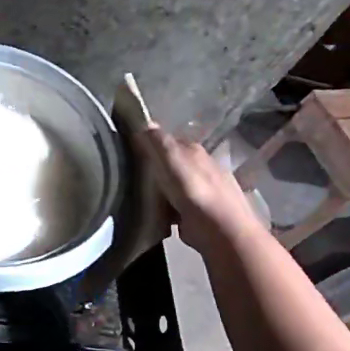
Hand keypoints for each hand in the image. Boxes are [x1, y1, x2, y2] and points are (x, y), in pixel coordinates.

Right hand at [139, 124, 264, 252]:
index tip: (128, 153)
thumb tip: (143, 121)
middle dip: (154, 168)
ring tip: (137, 197)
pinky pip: (175, 206)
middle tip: (130, 177)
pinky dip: (165, 209)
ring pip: (172, 185)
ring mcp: (202, 190)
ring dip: (159, 190)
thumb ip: (156, 141)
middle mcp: (201, 166)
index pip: (167, 140)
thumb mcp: (170, 159)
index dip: (148, 144)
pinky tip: (154, 215)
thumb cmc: (192, 190)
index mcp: (194, 150)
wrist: (221, 229)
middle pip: (171, 163)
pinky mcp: (199, 213)